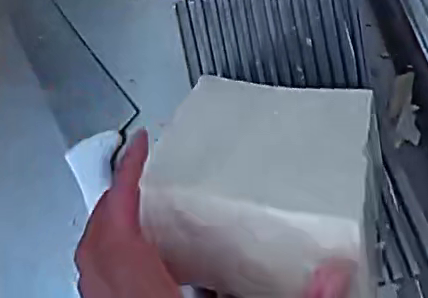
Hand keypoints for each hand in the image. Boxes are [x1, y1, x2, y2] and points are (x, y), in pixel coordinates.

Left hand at [75, 128, 359, 297]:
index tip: (138, 150)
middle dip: (111, 203)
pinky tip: (155, 277)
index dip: (122, 183)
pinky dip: (115, 273)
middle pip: (92, 249)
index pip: (118, 232)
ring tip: (141, 216)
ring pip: (89, 277)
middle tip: (137, 177)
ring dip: (109, 237)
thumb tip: (337, 273)